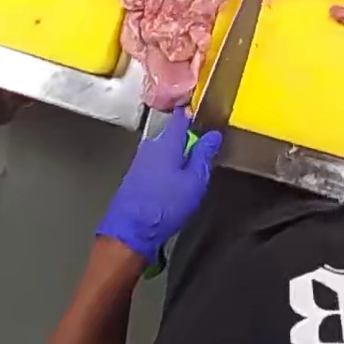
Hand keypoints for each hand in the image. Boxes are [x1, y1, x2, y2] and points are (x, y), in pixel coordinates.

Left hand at [95, 108, 221, 261]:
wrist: (130, 230)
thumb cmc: (166, 204)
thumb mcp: (195, 180)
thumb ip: (204, 155)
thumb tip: (213, 135)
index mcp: (167, 142)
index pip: (180, 117)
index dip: (192, 114)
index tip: (203, 115)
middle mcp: (150, 146)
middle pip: (172, 136)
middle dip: (187, 141)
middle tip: (203, 153)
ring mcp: (139, 160)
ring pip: (163, 151)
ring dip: (176, 157)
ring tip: (189, 174)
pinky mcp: (134, 175)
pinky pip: (155, 164)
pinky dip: (165, 168)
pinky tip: (172, 185)